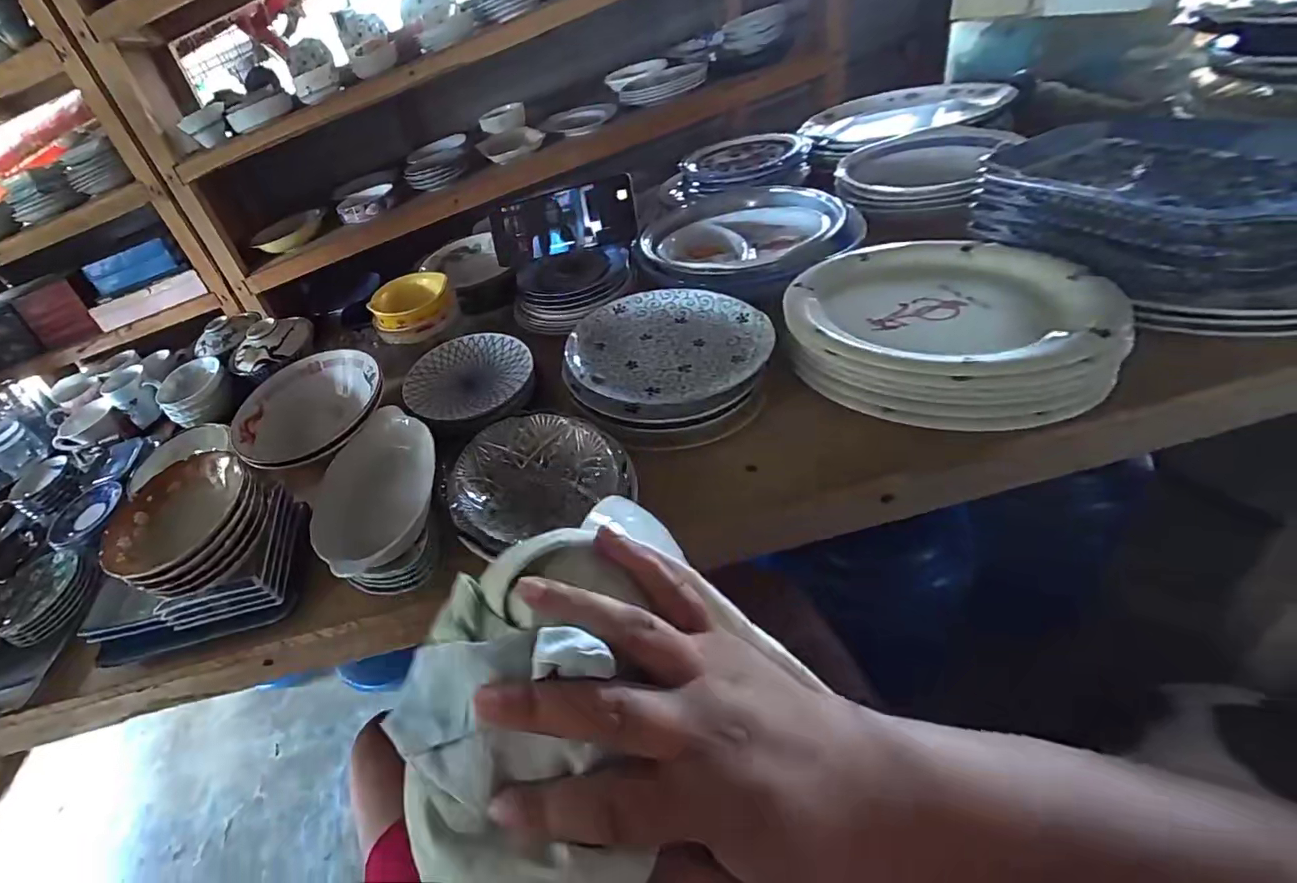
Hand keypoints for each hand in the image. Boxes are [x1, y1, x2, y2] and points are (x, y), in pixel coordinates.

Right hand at [473, 528, 905, 882]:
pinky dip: (642, 560)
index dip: (549, 810)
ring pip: (632, 631)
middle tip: (483, 698)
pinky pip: (680, 591)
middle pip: (605, 709)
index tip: (498, 806)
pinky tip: (604, 533)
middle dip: (538, 705)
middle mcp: (697, 724)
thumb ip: (671, 863)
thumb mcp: (750, 882)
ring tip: (523, 590)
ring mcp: (710, 669)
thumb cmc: (823, 854)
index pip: (608, 806)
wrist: (896, 800)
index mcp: (704, 796)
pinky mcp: (727, 639)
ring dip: (574, 608)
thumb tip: (598, 856)